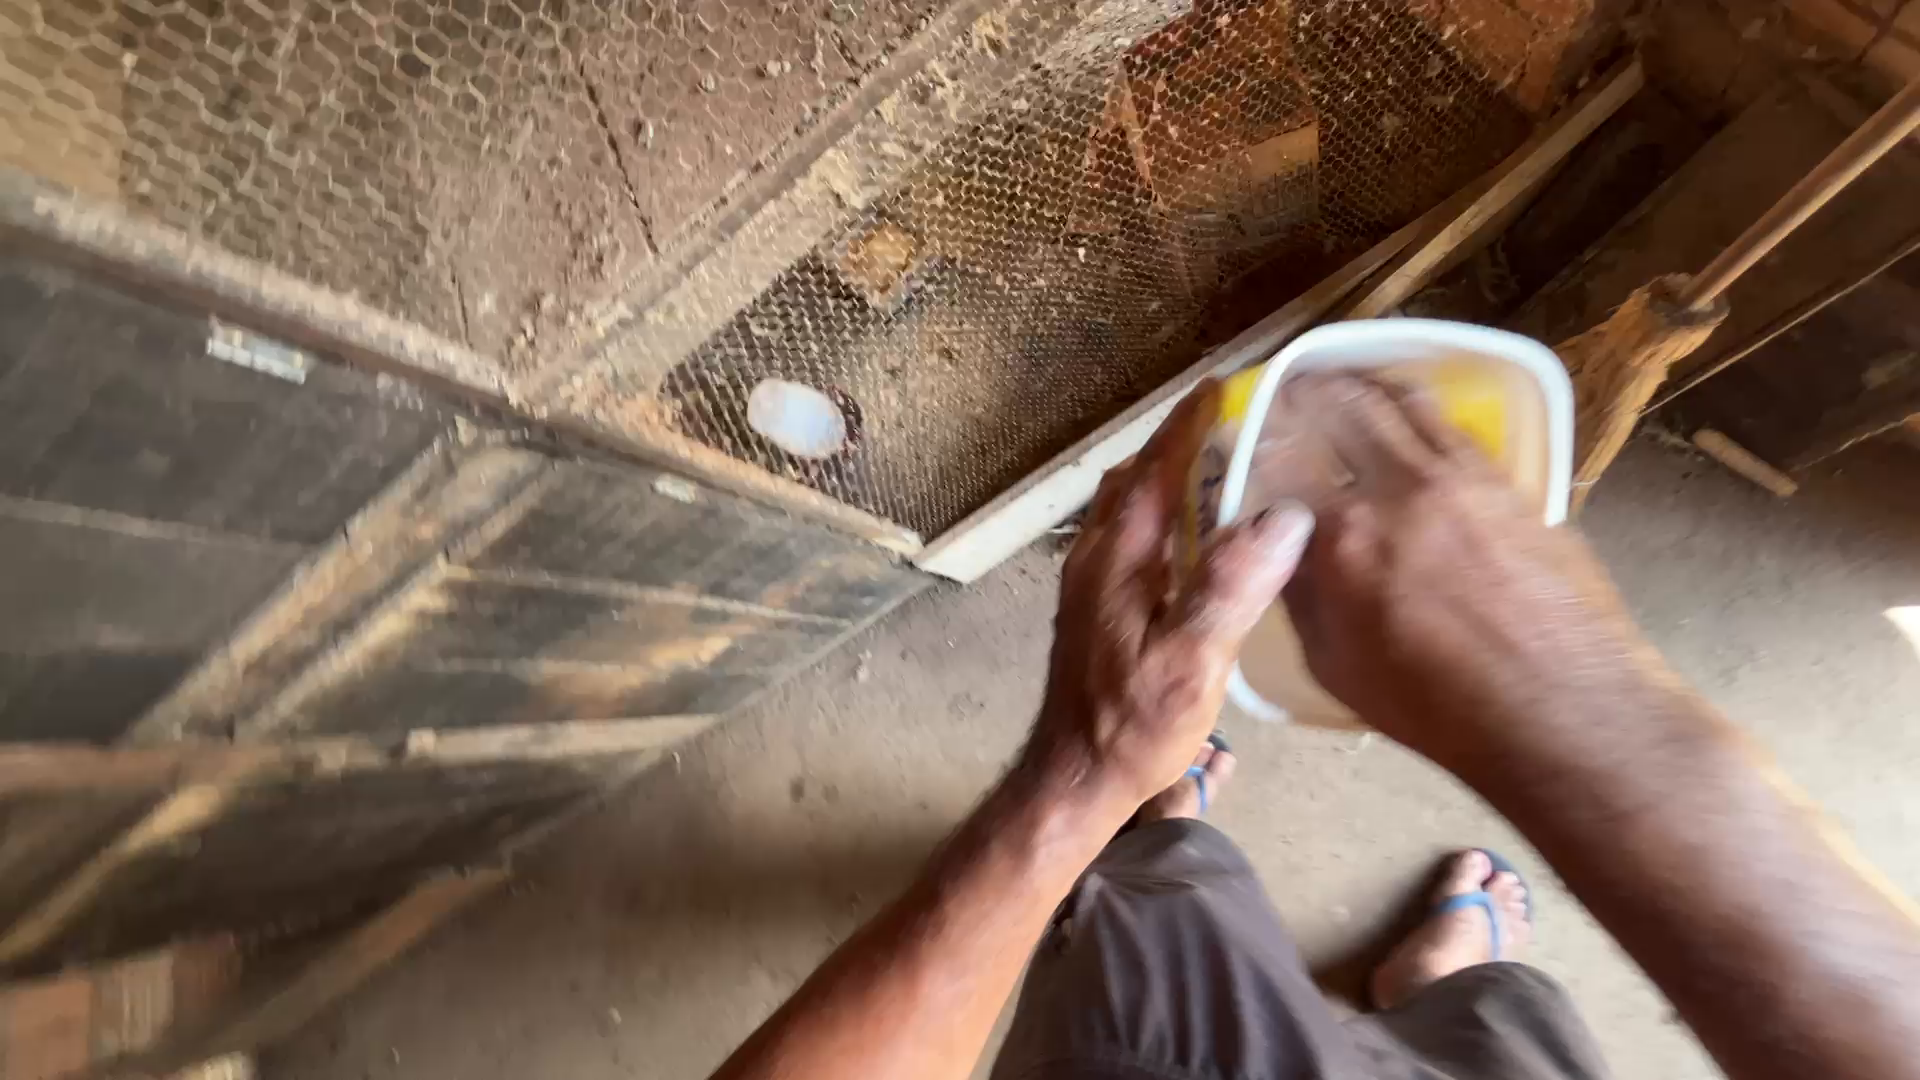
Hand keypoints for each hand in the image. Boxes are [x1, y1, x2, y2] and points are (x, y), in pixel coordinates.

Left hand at [1024, 380, 1314, 814]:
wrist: (1076, 769)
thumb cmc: (1132, 723)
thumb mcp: (1190, 665)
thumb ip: (1228, 591)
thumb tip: (1279, 519)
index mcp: (1118, 559)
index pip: (1153, 472)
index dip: (1186, 426)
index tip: (1218, 388)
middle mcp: (1094, 557)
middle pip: (1132, 480)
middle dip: (1173, 444)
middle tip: (1225, 423)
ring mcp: (1086, 580)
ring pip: (1123, 506)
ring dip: (1161, 476)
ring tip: (1211, 466)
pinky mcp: (1090, 602)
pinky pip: (1123, 534)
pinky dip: (1155, 512)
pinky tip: (1186, 533)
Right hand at [1278, 375, 1665, 767]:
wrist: (1564, 713)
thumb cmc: (1431, 703)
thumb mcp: (1330, 660)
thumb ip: (1296, 592)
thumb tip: (1276, 547)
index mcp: (1340, 535)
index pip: (1278, 457)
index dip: (1252, 437)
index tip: (1240, 433)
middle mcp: (1397, 488)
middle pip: (1337, 405)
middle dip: (1301, 389)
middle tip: (1282, 390)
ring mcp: (1460, 477)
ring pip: (1399, 399)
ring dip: (1359, 383)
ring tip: (1337, 383)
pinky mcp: (1508, 483)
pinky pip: (1449, 424)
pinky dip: (1411, 407)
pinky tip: (1399, 416)